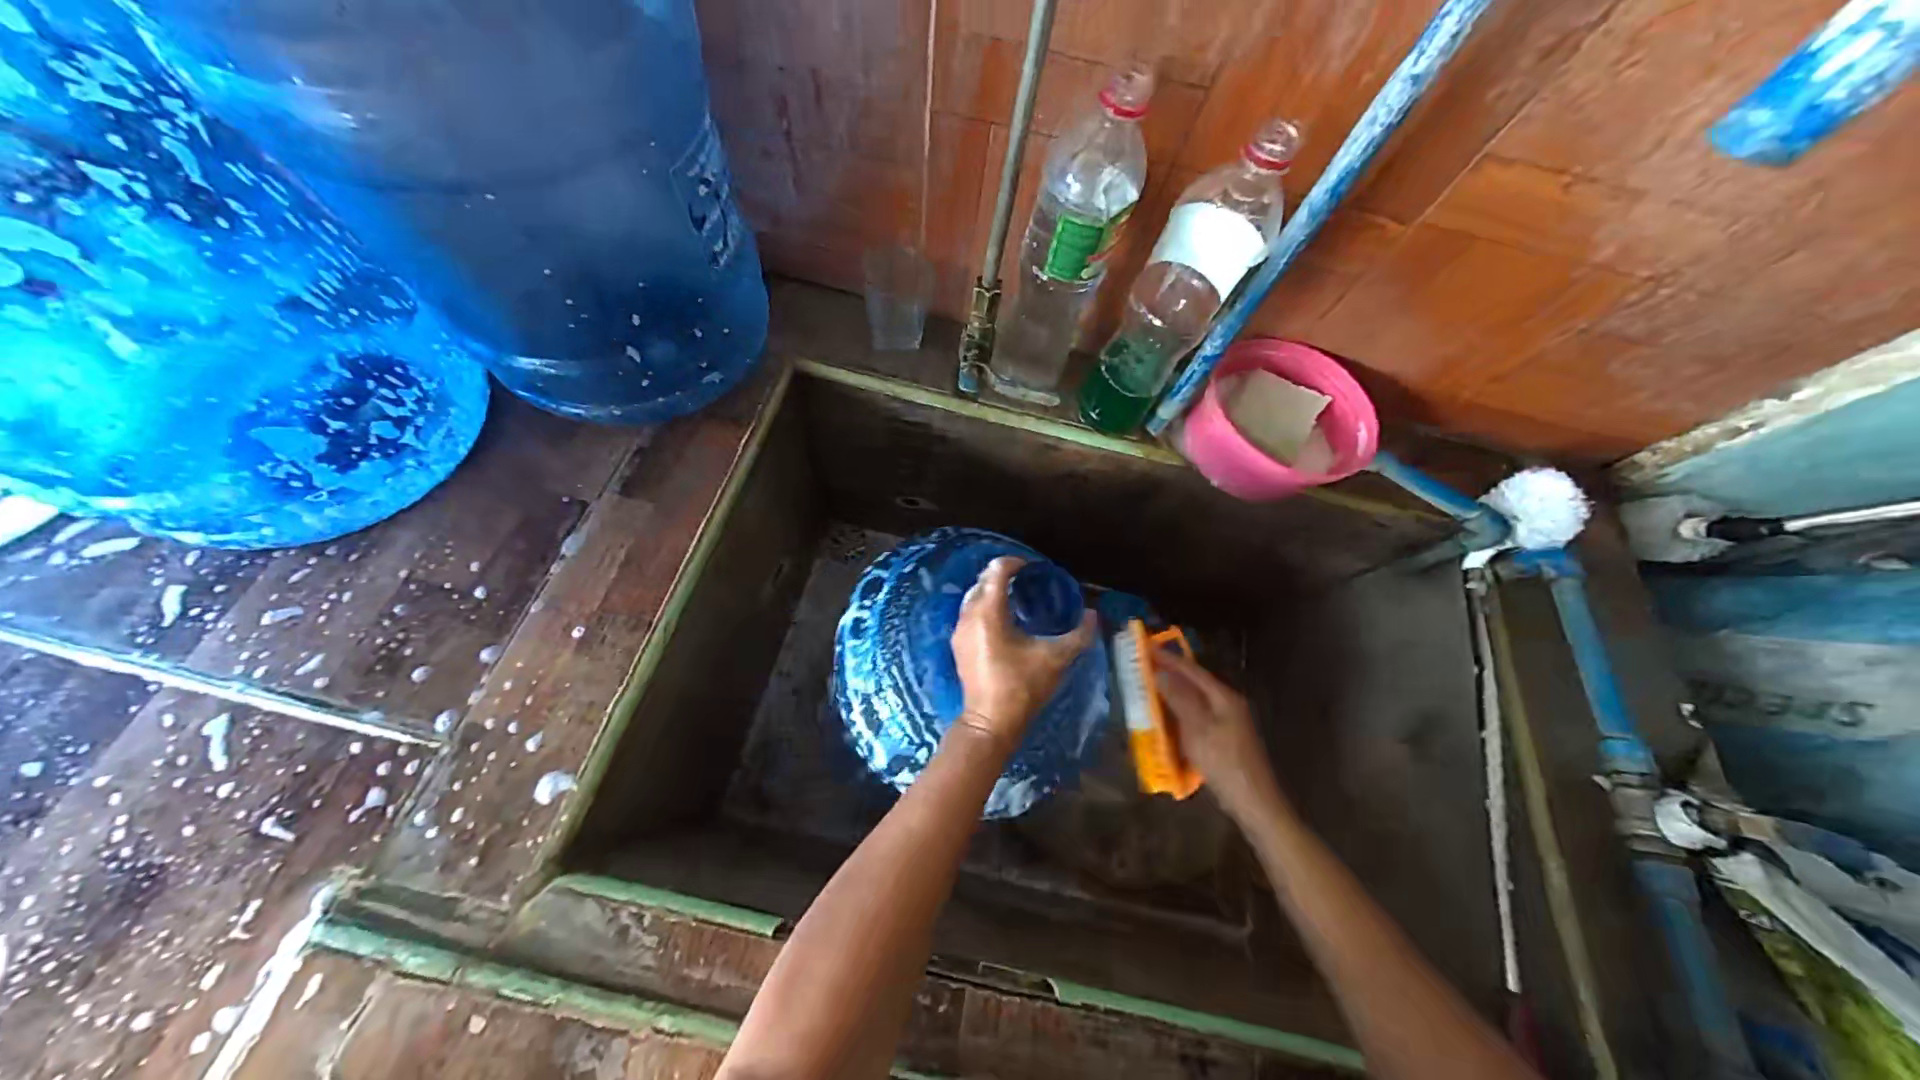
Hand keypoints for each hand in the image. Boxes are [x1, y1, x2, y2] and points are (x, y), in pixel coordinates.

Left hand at [949, 557, 1097, 753]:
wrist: (990, 722)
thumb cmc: (1022, 687)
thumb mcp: (1056, 659)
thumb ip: (1078, 634)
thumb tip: (1093, 615)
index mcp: (989, 612)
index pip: (997, 571)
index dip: (1015, 563)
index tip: (1034, 568)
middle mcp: (969, 616)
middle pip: (982, 581)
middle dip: (1003, 576)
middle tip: (1027, 583)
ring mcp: (959, 631)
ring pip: (973, 598)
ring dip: (992, 593)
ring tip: (1016, 600)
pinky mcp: (958, 646)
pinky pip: (969, 615)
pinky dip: (984, 609)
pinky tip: (1003, 622)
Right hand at [1155, 650, 1287, 824]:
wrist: (1253, 802)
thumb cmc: (1223, 762)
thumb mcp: (1197, 728)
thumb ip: (1178, 698)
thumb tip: (1160, 672)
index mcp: (1223, 697)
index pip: (1192, 670)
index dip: (1169, 659)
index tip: (1146, 647)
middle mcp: (1227, 704)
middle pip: (1195, 683)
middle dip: (1170, 673)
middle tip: (1144, 666)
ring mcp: (1228, 723)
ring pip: (1195, 700)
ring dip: (1173, 693)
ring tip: (1149, 689)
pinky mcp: (1223, 739)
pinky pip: (1196, 717)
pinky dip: (1179, 713)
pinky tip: (1166, 720)